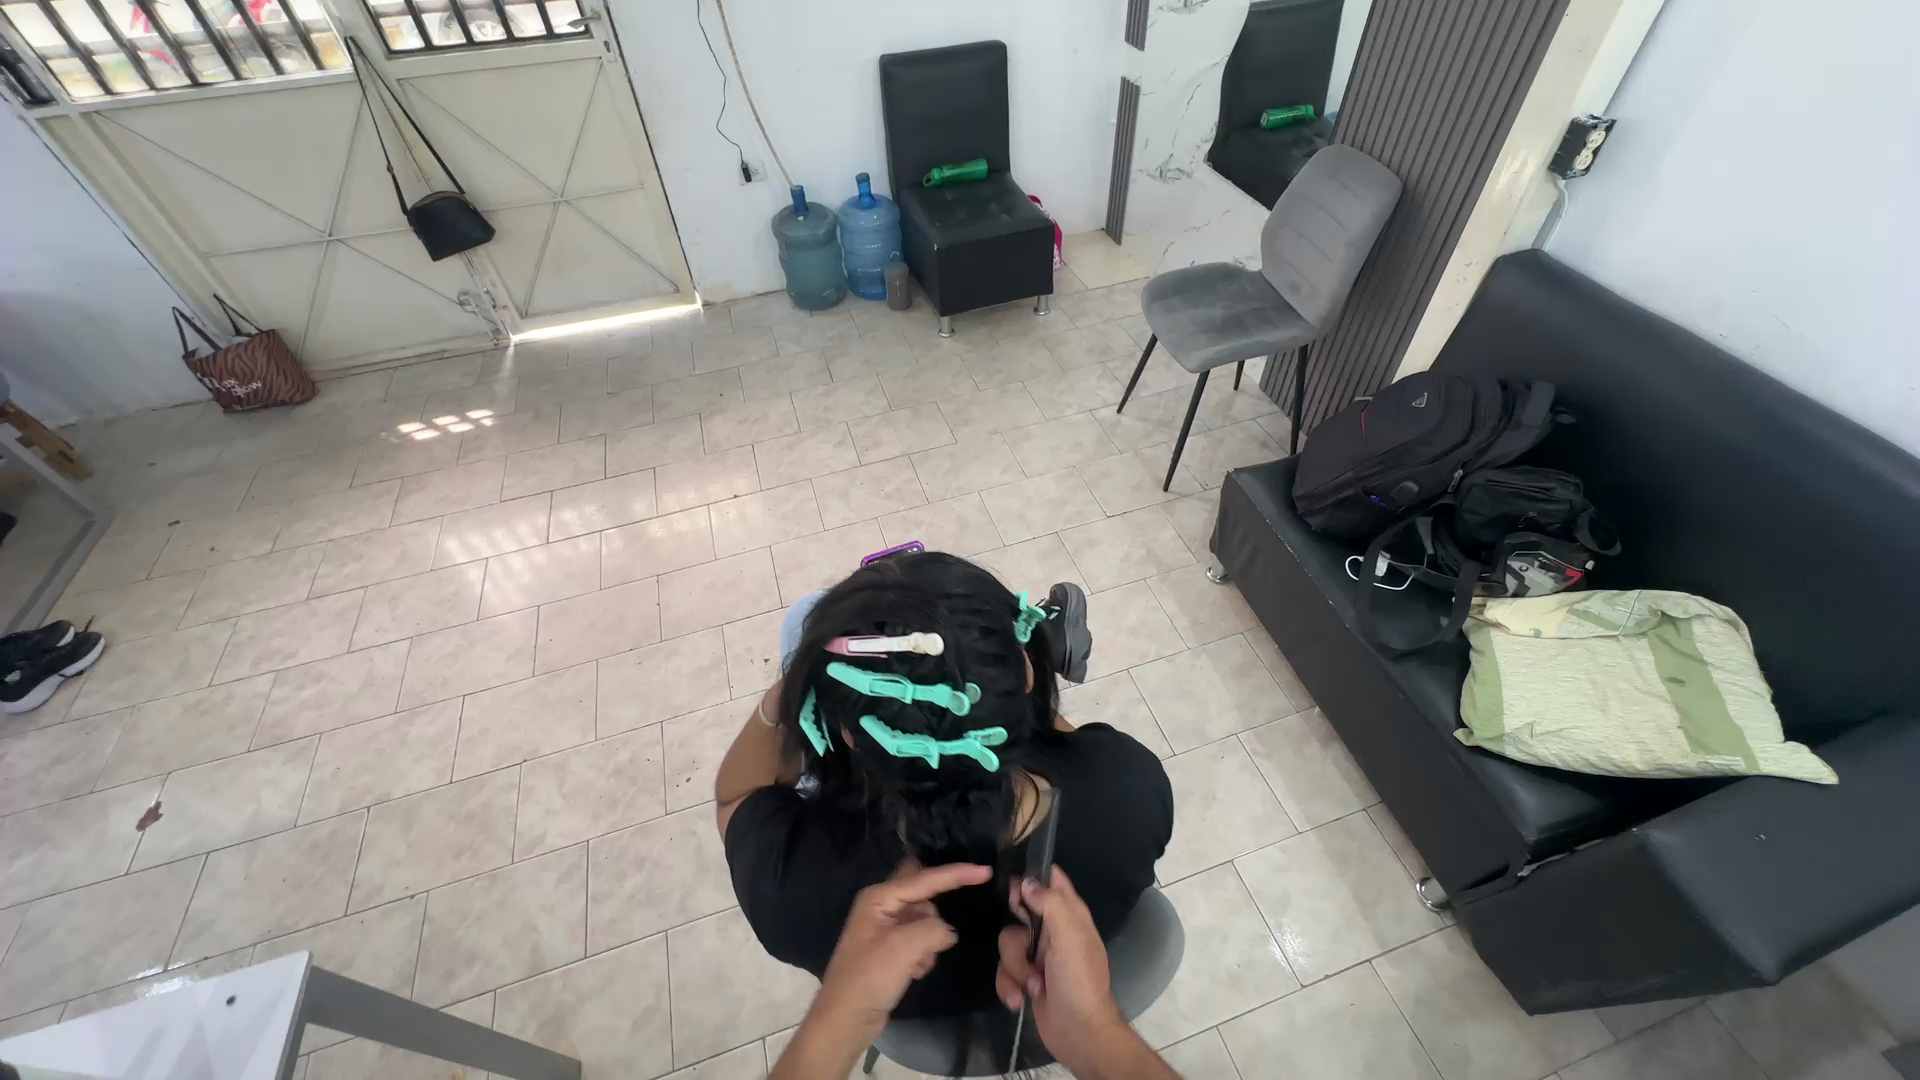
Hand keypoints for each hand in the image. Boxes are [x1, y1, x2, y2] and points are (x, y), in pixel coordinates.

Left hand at [813, 862, 992, 1039]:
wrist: (844, 1021)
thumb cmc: (869, 978)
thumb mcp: (904, 948)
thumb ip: (933, 929)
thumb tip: (948, 932)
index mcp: (879, 897)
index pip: (925, 878)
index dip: (957, 873)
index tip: (986, 870)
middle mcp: (881, 905)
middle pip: (923, 894)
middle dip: (937, 911)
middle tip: (946, 923)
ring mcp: (884, 927)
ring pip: (923, 919)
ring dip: (930, 939)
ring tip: (921, 963)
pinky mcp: (889, 948)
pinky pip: (918, 939)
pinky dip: (923, 953)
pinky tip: (916, 971)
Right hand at [995, 868, 1128, 1064]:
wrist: (1080, 1035)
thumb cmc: (1079, 980)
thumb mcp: (1069, 935)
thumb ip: (1050, 902)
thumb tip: (1026, 881)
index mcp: (1069, 913)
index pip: (1051, 878)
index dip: (1032, 875)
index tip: (1016, 886)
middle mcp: (1053, 930)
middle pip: (1019, 909)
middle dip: (1015, 929)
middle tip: (1025, 940)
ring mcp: (1038, 955)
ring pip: (1008, 942)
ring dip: (1015, 966)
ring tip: (1033, 984)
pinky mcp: (1025, 979)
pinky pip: (1004, 970)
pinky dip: (1009, 985)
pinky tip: (1020, 1000)